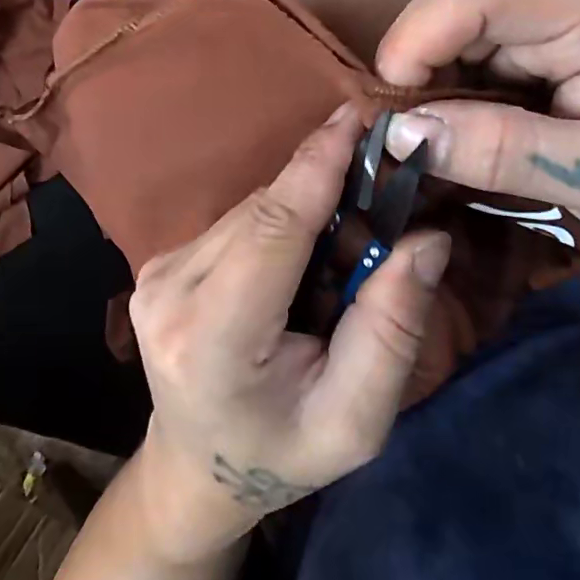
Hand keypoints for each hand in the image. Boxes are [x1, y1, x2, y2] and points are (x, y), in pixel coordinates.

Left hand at [126, 105, 451, 558]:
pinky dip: (275, 225)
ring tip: (340, 253)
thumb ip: (388, 332)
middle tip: (383, 194)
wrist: (196, 465)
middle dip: (324, 188)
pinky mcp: (157, 263)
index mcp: (210, 335)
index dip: (316, 166)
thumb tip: (425, 239)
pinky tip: (298, 262)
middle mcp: (168, 291)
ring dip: (301, 210)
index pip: (271, 228)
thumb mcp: (353, 421)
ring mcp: (154, 273)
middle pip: (261, 211)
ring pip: (247, 210)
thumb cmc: (278, 454)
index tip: (357, 114)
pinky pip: (232, 223)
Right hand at [375, 0, 579, 266]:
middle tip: (414, 136)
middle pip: (455, 1)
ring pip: (450, 24)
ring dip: (428, 82)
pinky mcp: (539, 32)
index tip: (397, 113)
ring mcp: (557, 6)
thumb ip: (507, 153)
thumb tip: (400, 133)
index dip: (414, 39)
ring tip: (441, 138)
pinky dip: (443, 89)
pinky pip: (463, 46)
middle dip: (417, 69)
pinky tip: (460, 125)